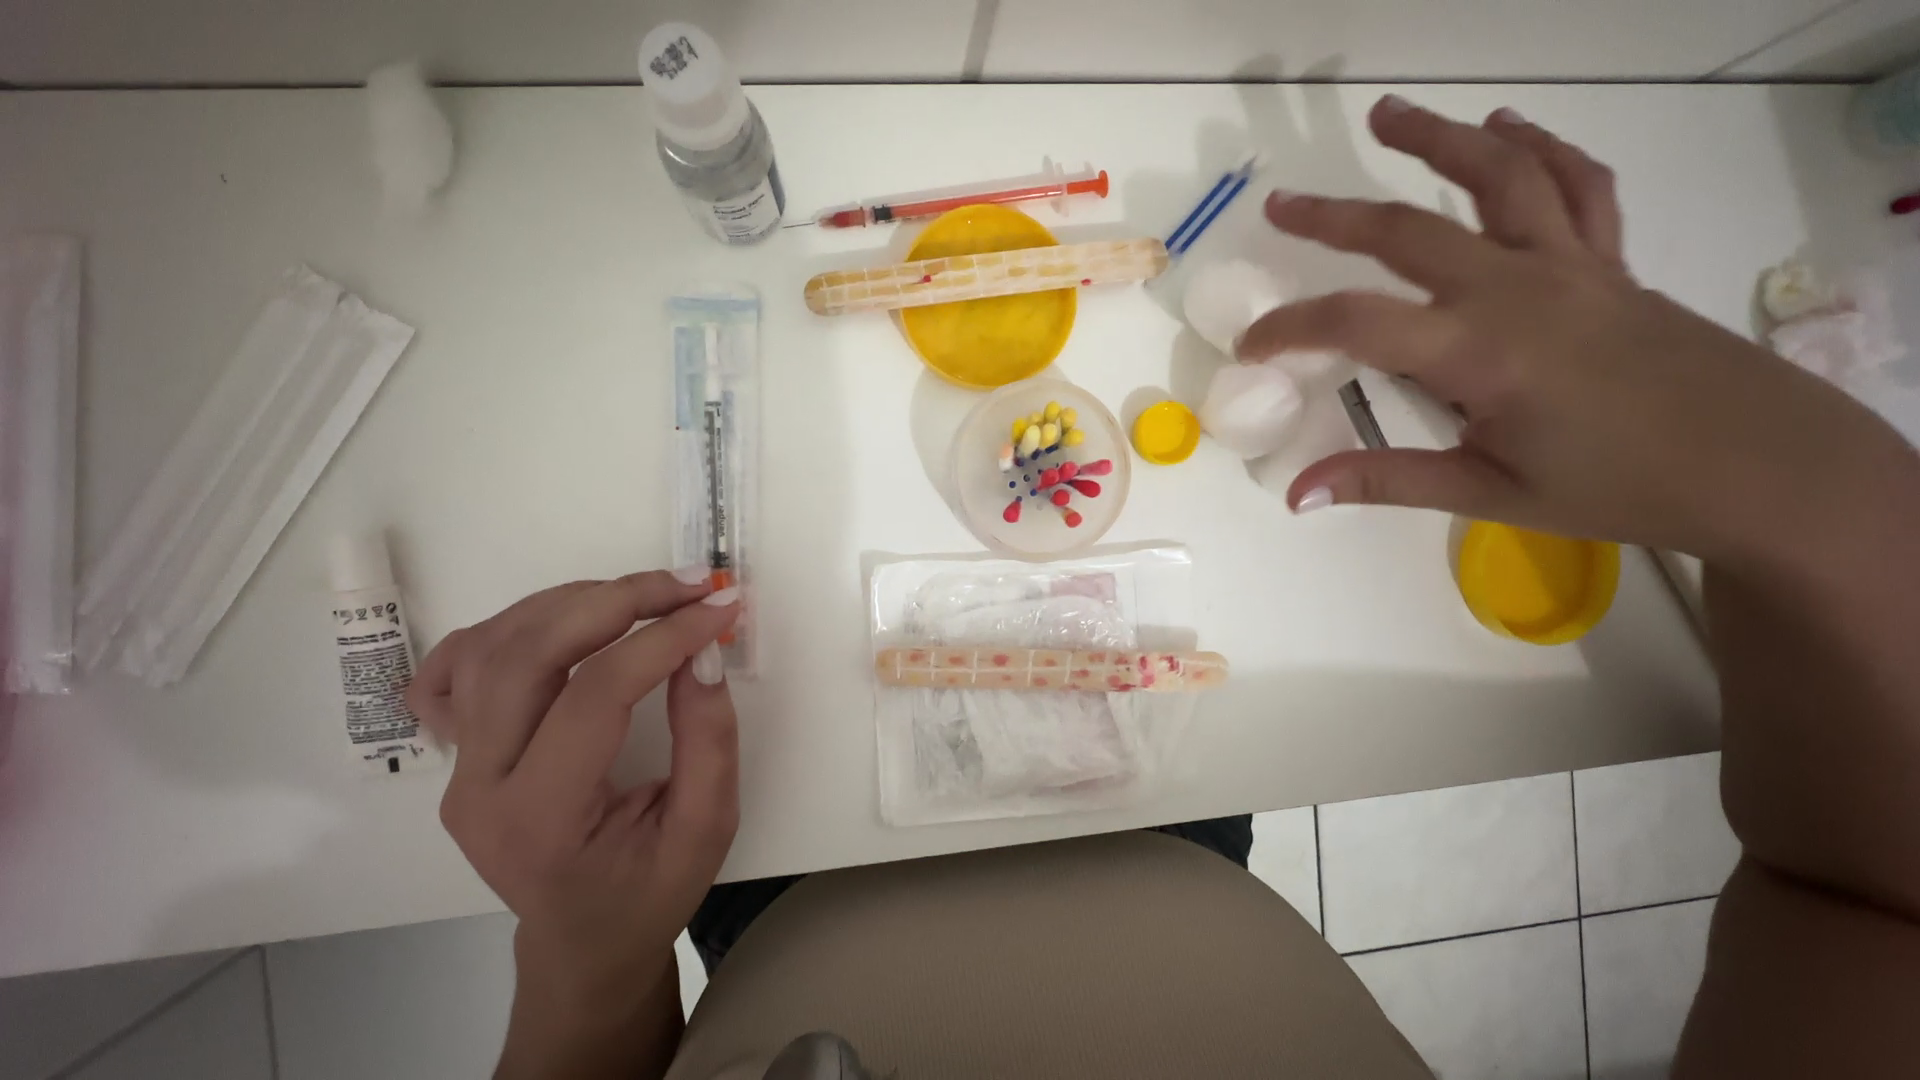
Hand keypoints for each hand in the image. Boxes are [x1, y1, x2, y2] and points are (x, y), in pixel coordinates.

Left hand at [407, 570, 740, 1010]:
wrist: (581, 941)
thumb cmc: (649, 895)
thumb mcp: (706, 829)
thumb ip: (708, 740)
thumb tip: (700, 650)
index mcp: (542, 820)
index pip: (596, 696)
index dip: (662, 639)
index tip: (719, 608)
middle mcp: (480, 787)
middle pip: (528, 654)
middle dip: (616, 599)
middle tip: (686, 584)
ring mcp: (458, 766)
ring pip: (495, 643)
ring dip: (574, 601)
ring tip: (646, 595)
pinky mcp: (459, 750)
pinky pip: (464, 662)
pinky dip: (517, 623)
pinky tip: (570, 620)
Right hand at [1239, 95, 1912, 567]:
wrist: (1762, 467)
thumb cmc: (1617, 487)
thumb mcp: (1489, 493)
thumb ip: (1386, 481)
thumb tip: (1297, 495)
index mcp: (1479, 351)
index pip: (1355, 322)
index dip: (1291, 328)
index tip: (1251, 344)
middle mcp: (1517, 289)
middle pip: (1407, 231)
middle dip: (1333, 217)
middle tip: (1282, 203)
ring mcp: (1570, 264)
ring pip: (1497, 179)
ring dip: (1439, 140)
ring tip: (1388, 115)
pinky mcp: (1608, 262)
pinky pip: (1575, 186)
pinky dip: (1539, 150)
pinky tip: (1507, 129)